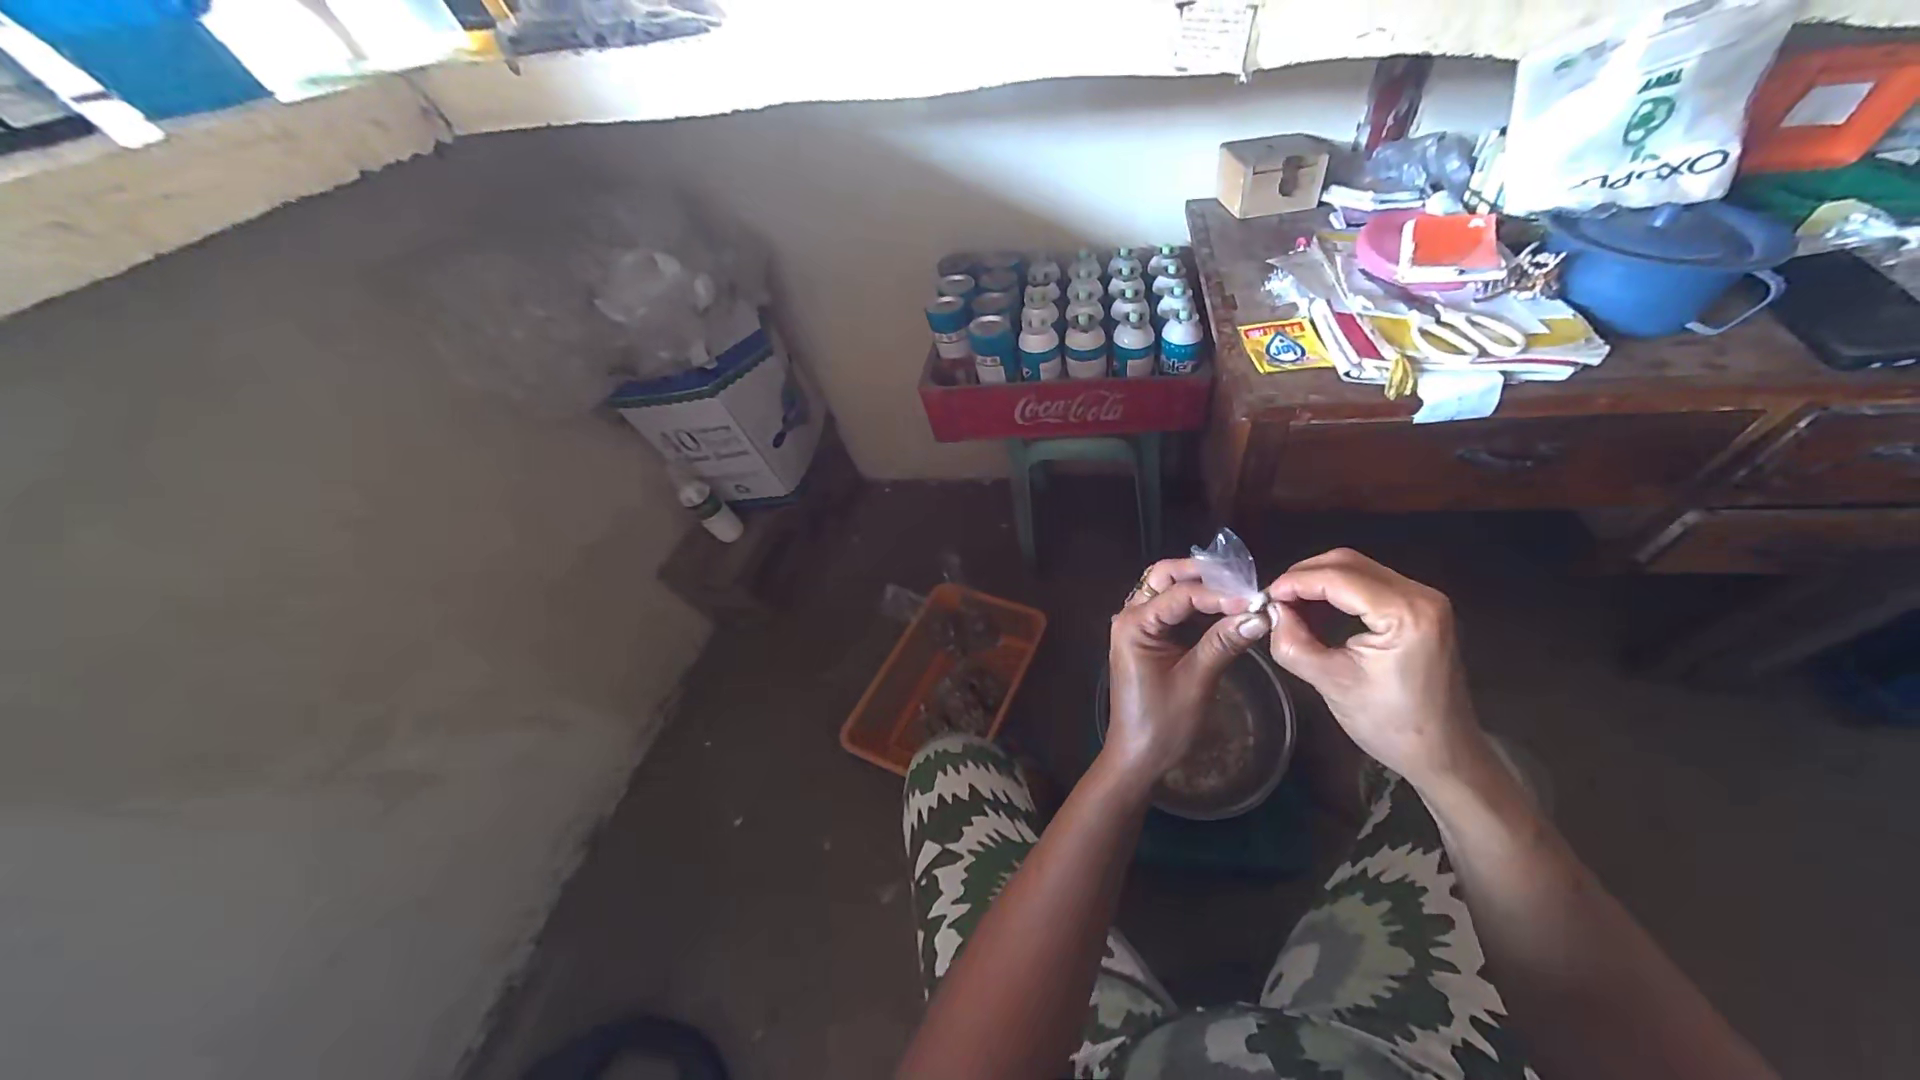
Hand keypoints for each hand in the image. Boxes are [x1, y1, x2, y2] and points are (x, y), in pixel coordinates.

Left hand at [1104, 558, 1270, 786]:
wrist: (1138, 755)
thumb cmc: (1162, 723)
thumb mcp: (1196, 681)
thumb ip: (1224, 643)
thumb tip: (1261, 614)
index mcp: (1134, 624)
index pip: (1180, 594)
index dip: (1219, 592)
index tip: (1256, 598)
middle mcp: (1130, 616)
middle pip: (1166, 577)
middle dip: (1204, 574)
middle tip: (1245, 581)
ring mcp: (1137, 625)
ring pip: (1167, 588)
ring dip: (1201, 585)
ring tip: (1240, 590)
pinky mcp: (1148, 637)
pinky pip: (1171, 608)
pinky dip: (1197, 604)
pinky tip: (1225, 607)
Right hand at [1262, 549, 1484, 789]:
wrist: (1444, 755)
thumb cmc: (1390, 724)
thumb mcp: (1331, 683)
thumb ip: (1293, 642)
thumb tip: (1271, 612)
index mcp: (1405, 613)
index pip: (1337, 576)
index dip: (1294, 582)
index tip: (1262, 598)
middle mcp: (1421, 595)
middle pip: (1348, 563)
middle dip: (1304, 576)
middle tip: (1273, 600)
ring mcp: (1424, 600)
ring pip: (1357, 569)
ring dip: (1318, 582)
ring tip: (1288, 606)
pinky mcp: (1420, 610)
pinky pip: (1369, 584)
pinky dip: (1336, 592)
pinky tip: (1315, 611)